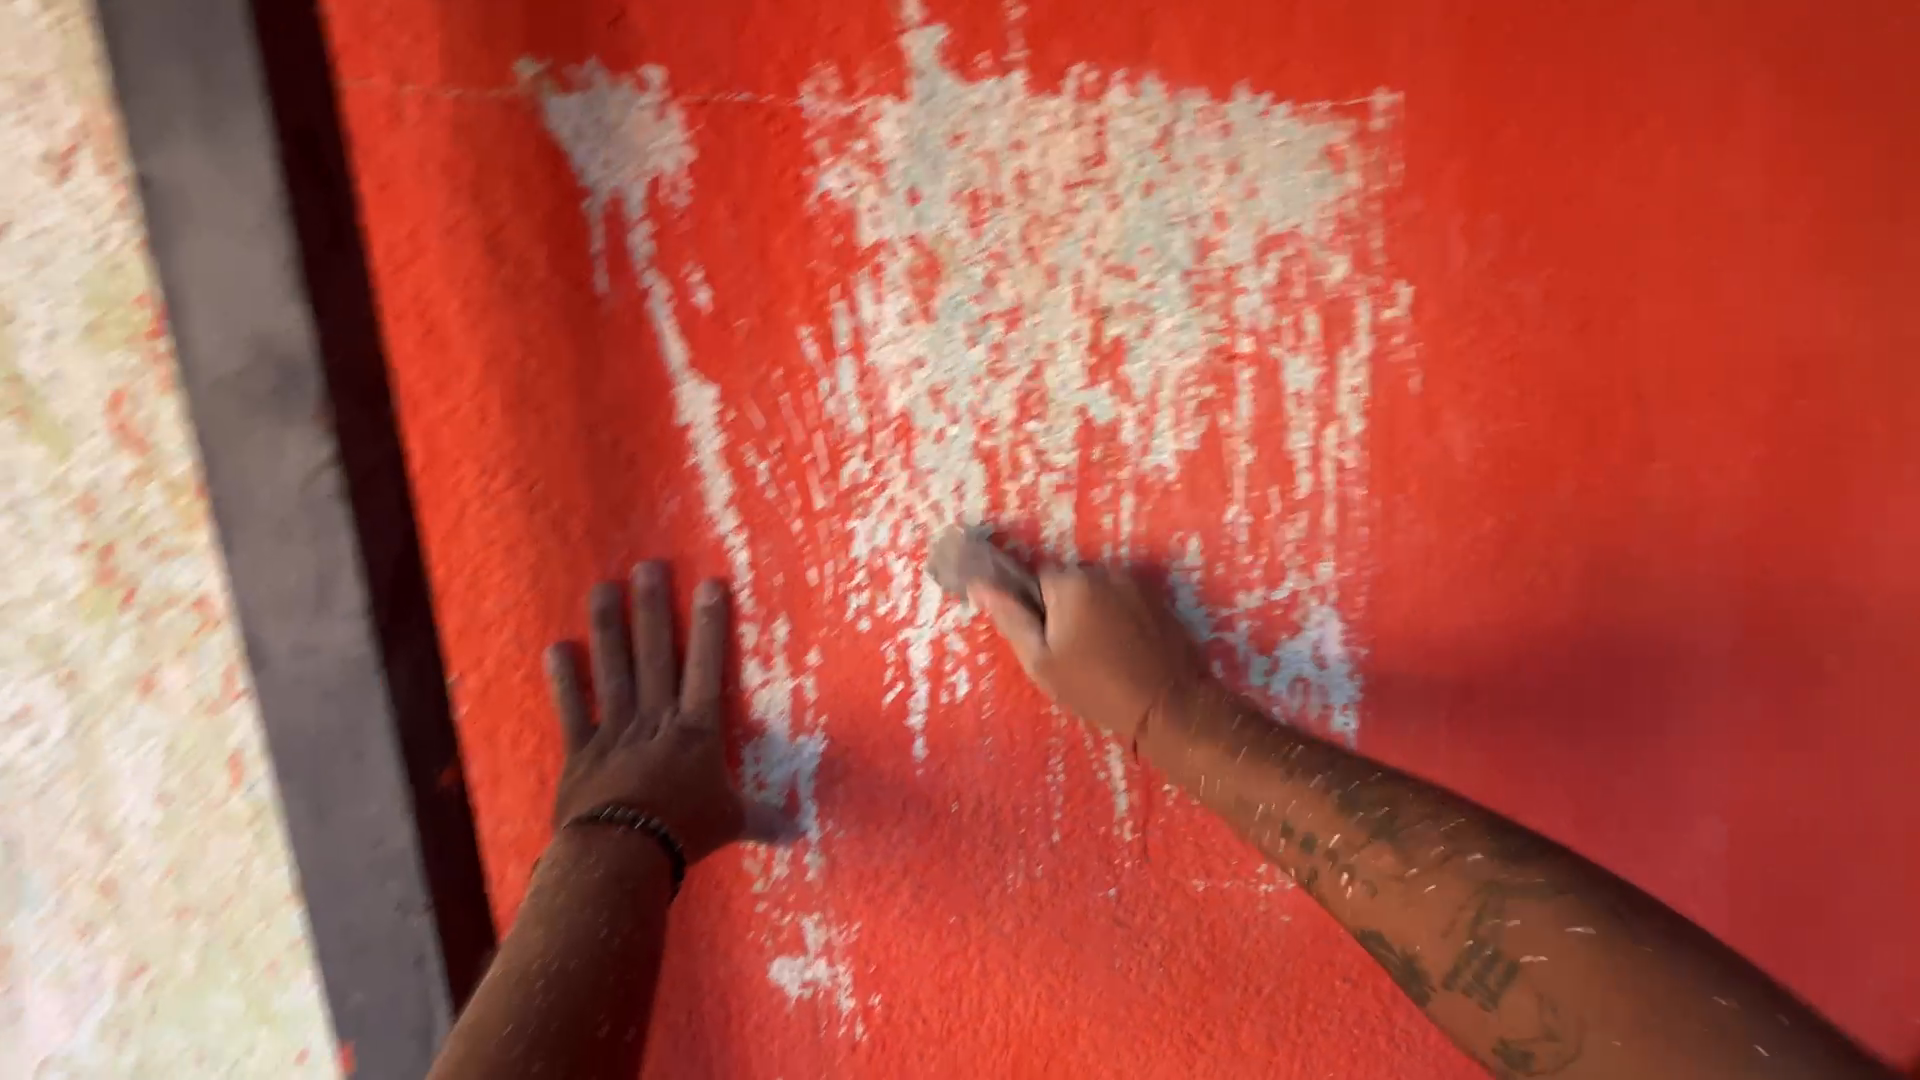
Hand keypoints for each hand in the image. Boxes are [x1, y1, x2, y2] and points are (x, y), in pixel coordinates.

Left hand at [544, 562, 773, 862]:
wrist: (621, 857)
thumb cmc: (684, 833)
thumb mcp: (731, 822)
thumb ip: (762, 818)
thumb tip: (800, 831)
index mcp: (696, 730)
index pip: (706, 666)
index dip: (710, 624)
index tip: (709, 584)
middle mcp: (656, 719)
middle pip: (655, 655)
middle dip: (653, 609)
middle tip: (648, 566)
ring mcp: (614, 732)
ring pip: (612, 671)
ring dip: (608, 629)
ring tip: (603, 587)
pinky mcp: (580, 753)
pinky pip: (572, 711)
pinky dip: (563, 681)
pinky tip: (556, 647)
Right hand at [970, 565, 1207, 747]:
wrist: (1167, 707)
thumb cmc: (1095, 688)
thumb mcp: (1041, 662)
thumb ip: (1010, 618)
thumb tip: (978, 585)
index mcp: (1071, 582)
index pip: (1038, 578)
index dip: (1038, 609)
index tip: (1049, 640)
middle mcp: (1104, 571)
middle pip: (1070, 581)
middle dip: (1066, 607)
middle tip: (1074, 651)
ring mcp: (1136, 583)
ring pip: (1099, 591)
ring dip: (1094, 611)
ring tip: (1102, 652)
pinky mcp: (1159, 599)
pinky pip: (1125, 600)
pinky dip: (1120, 618)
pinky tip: (1124, 649)